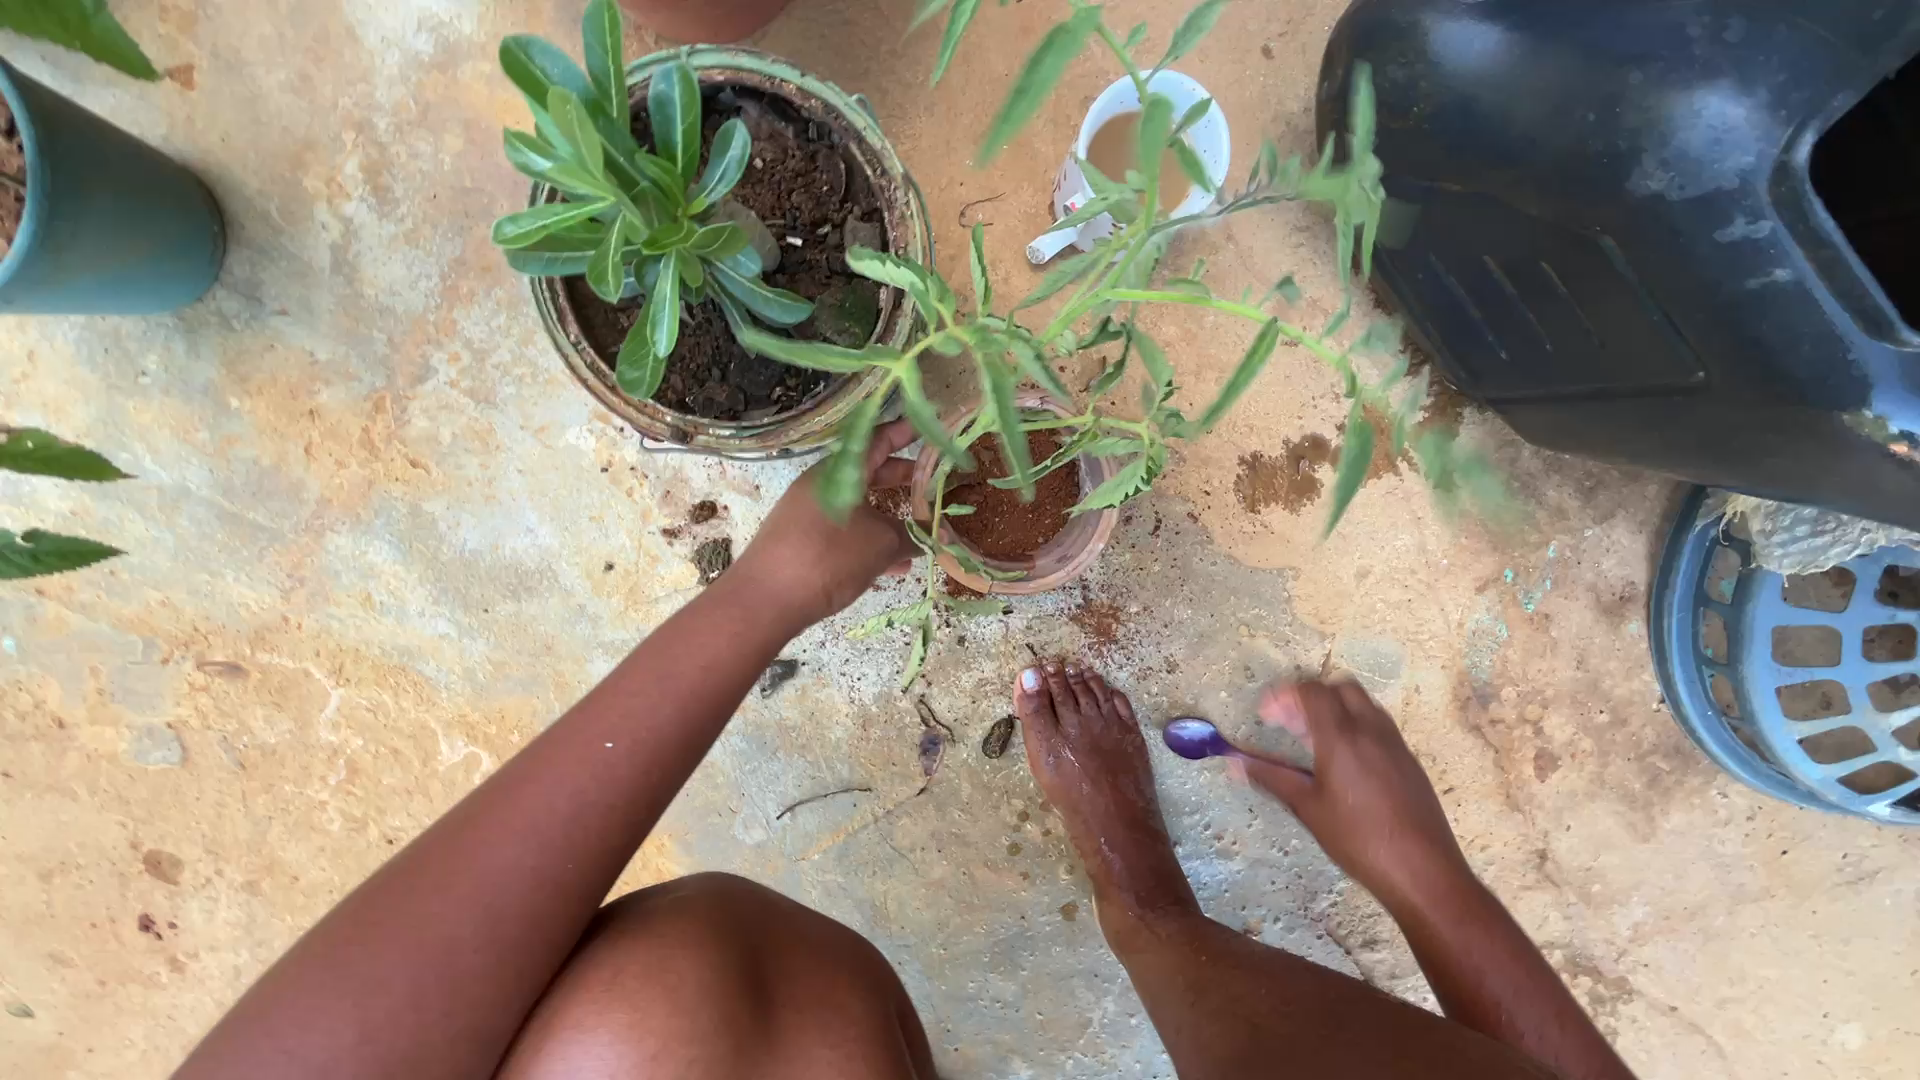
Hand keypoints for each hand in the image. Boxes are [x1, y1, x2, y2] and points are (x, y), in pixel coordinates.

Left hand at [727, 418, 920, 631]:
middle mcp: (823, 485)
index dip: (905, 432)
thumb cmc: (827, 557)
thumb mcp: (881, 544)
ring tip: (920, 532)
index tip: (929, 427)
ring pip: (860, 507)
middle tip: (934, 484)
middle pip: (870, 473)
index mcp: (840, 471)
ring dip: (891, 517)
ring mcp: (810, 514)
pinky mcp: (804, 542)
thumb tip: (937, 536)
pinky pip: (846, 532)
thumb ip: (912, 536)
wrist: (765, 600)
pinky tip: (893, 568)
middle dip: (904, 480)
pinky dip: (871, 542)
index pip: (878, 439)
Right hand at [1235, 680, 1473, 913]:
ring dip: (1336, 709)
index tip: (1266, 717)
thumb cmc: (1358, 839)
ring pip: (1364, 705)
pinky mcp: (1410, 762)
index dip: (1284, 696)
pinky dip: (1356, 727)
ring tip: (1314, 740)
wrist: (1425, 873)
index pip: (1312, 692)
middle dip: (1311, 696)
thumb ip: (1271, 776)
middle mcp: (1371, 730)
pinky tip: (1344, 762)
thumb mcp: (1307, 808)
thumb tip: (1234, 762)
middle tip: (1290, 723)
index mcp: (1342, 737)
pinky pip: (1379, 726)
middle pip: (1341, 688)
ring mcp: (1396, 745)